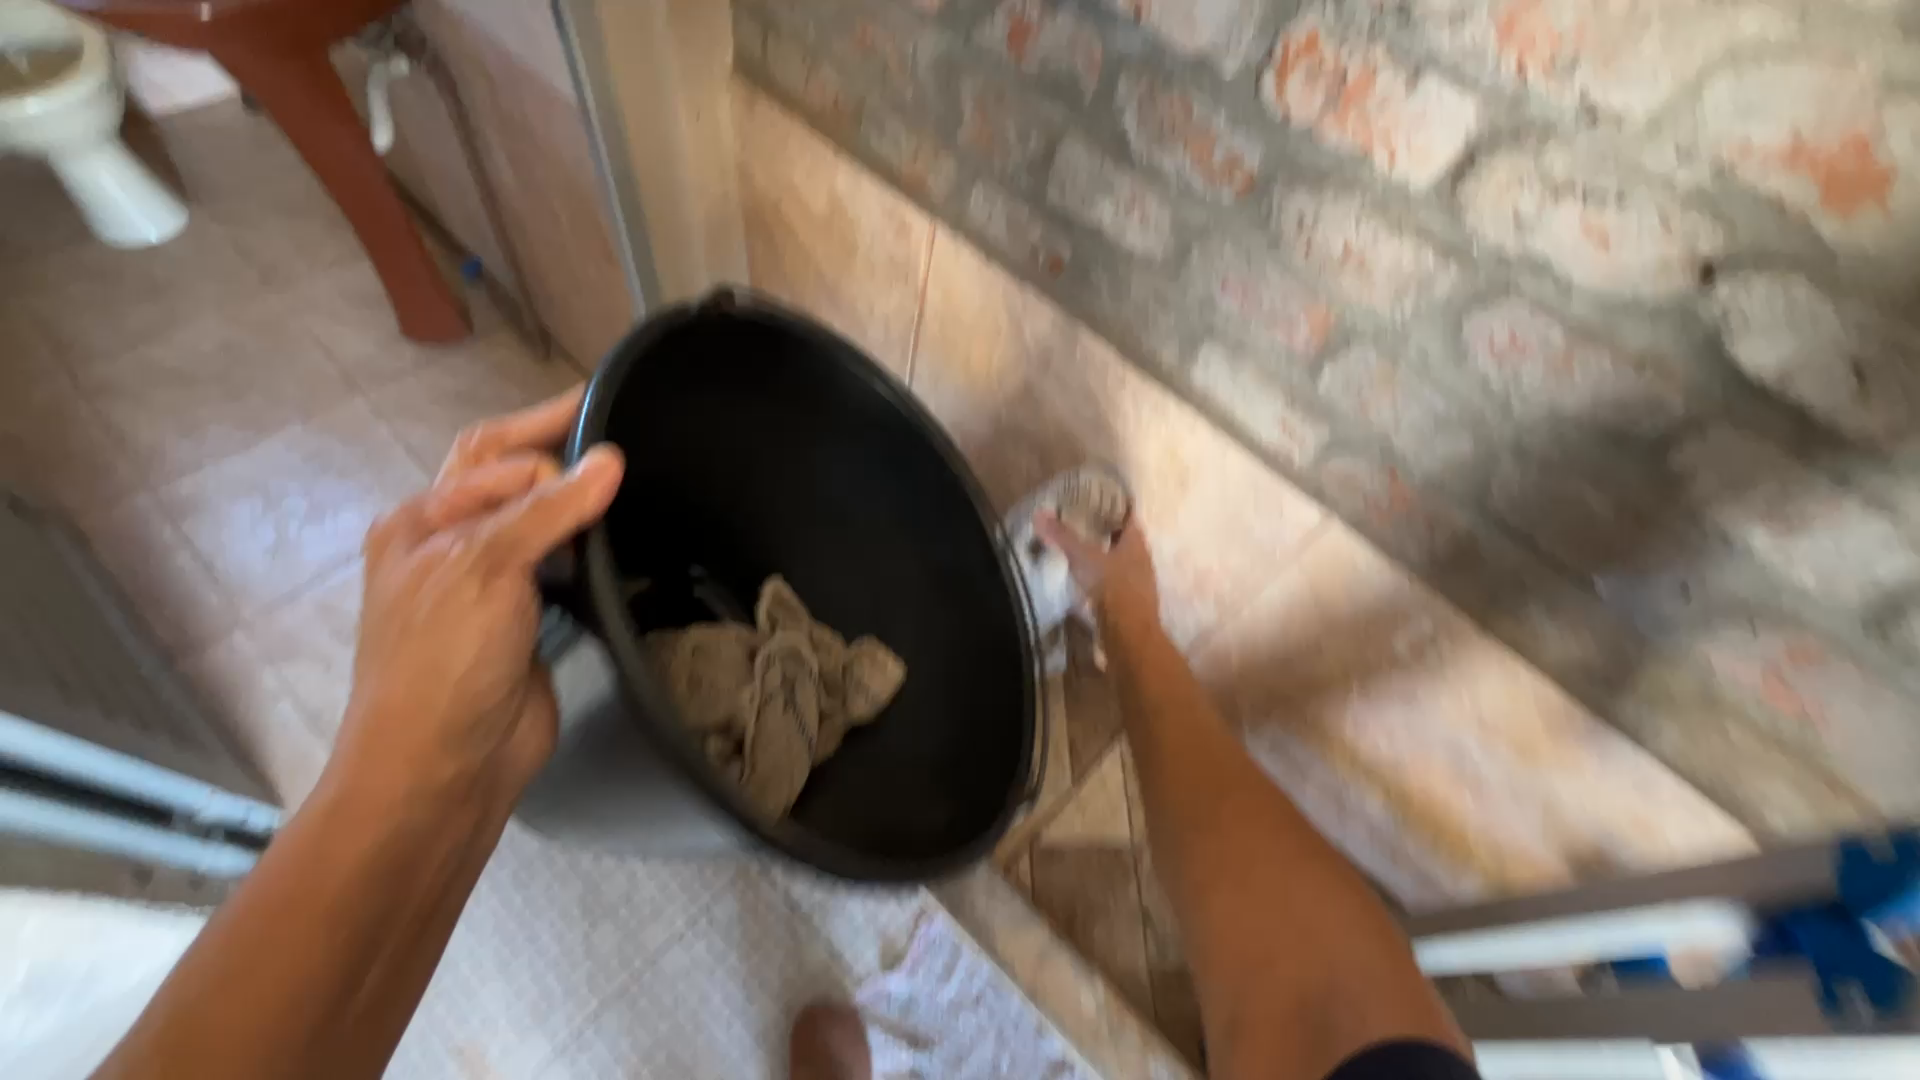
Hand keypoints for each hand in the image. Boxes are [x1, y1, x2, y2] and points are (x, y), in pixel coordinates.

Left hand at [333, 386, 624, 798]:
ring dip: (575, 497)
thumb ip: (548, 510)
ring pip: (540, 521)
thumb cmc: (446, 661)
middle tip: (618, 423)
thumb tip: (611, 458)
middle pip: (509, 478)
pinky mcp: (530, 618)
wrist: (448, 765)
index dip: (545, 441)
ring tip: (630, 476)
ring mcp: (493, 584)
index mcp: (422, 522)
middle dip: (555, 448)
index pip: (491, 456)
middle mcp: (454, 545)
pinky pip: (563, 564)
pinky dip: (591, 544)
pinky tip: (623, 536)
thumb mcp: (484, 570)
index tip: (607, 420)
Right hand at [1032, 509, 1159, 630]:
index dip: (1114, 507)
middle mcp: (1141, 560)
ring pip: (1121, 562)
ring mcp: (1138, 583)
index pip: (1128, 516)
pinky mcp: (1130, 603)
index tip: (1095, 501)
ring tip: (1081, 550)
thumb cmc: (1111, 587)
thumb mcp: (1083, 557)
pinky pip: (1116, 583)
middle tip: (1082, 523)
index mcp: (1136, 542)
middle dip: (1106, 532)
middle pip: (1124, 540)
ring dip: (1104, 556)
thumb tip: (1039, 514)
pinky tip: (1087, 580)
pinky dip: (1103, 578)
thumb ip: (1062, 536)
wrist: (1129, 634)